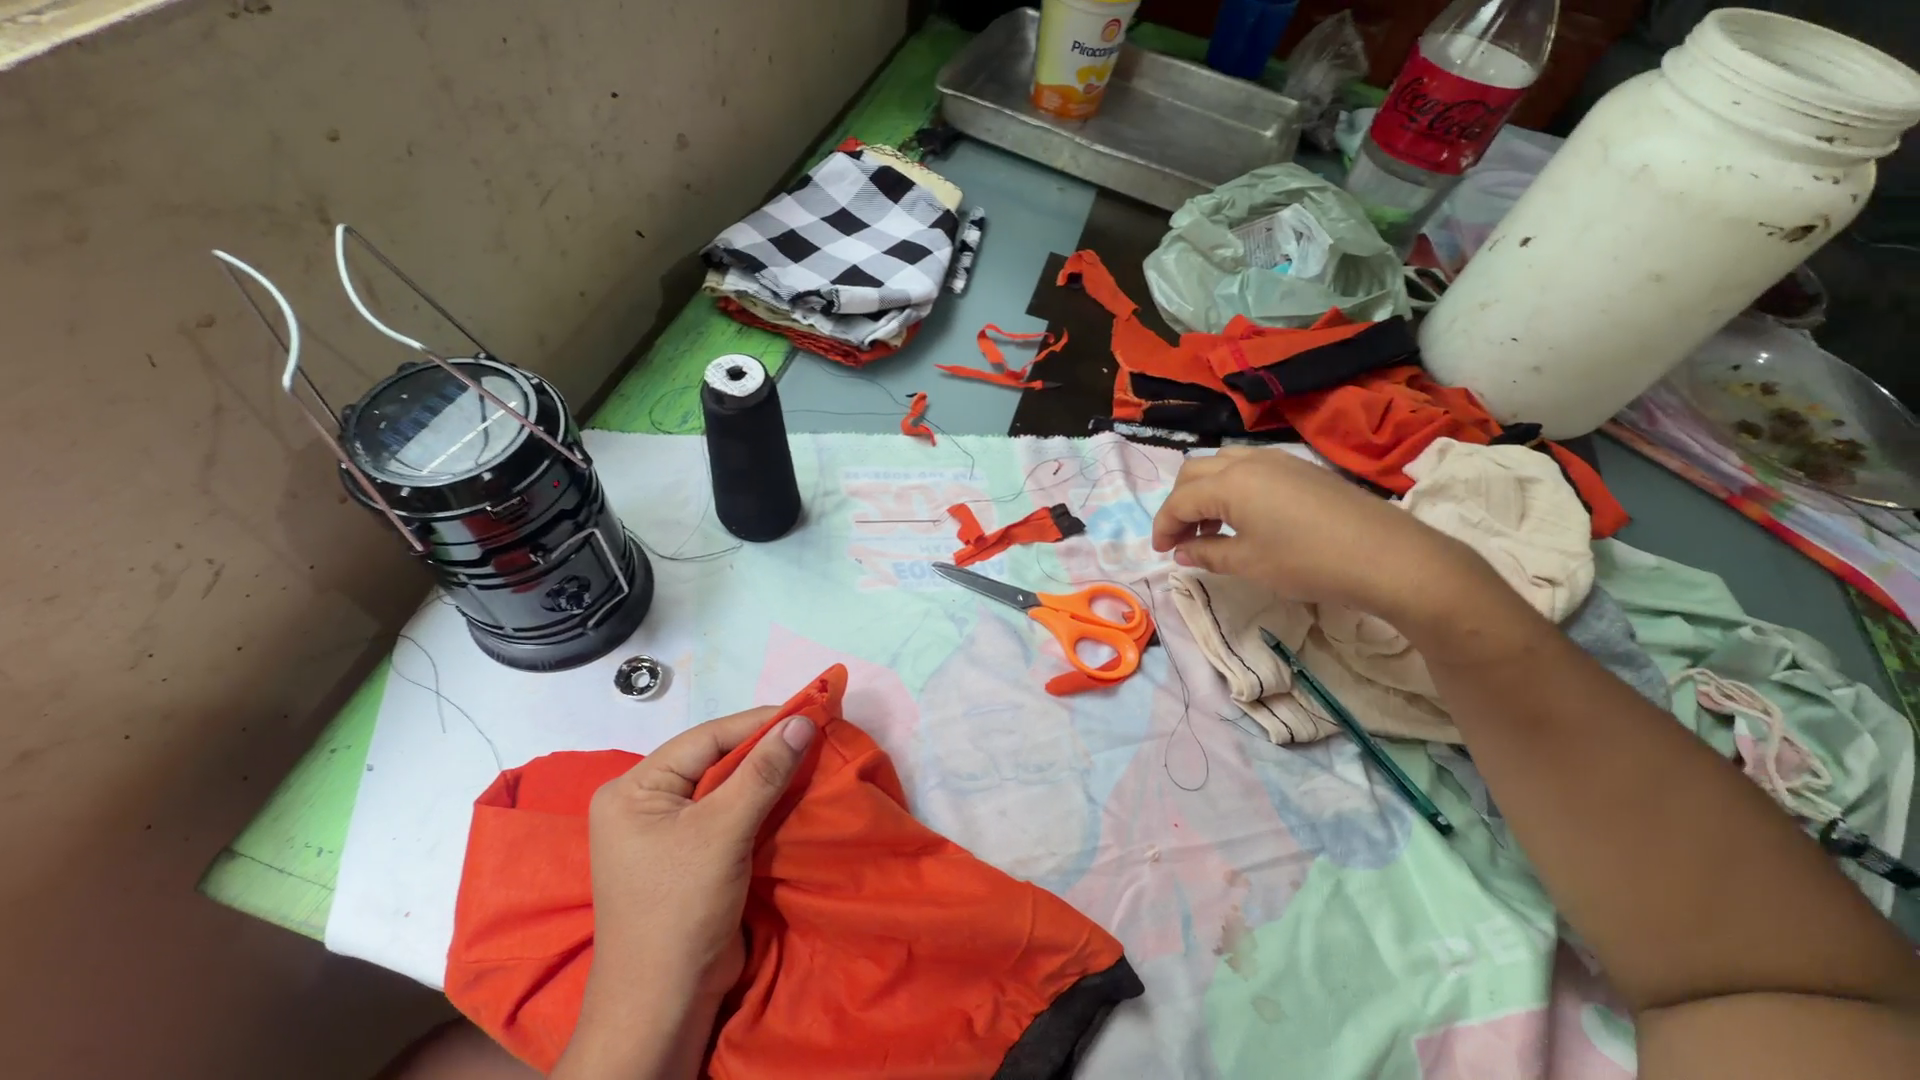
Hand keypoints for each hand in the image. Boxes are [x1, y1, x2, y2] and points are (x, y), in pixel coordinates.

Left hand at [559, 707, 814, 1078]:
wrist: (665, 1002)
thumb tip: (802, 721)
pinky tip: (790, 795)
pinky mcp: (687, 858)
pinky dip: (758, 806)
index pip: (705, 739)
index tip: (808, 712)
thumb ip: (763, 773)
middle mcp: (643, 804)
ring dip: (765, 777)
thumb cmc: (681, 909)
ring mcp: (664, 833)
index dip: (758, 723)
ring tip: (810, 757)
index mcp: (632, 788)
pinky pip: (726, 817)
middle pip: (713, 760)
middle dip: (763, 749)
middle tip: (813, 733)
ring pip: (723, 789)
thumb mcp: (723, 832)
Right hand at [1150, 447, 1491, 627]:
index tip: (1161, 553)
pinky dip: (1233, 488)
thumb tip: (1182, 552)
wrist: (1386, 556)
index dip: (1164, 527)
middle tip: (1183, 539)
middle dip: (1180, 504)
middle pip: (1196, 473)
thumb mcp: (1249, 564)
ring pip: (1223, 465)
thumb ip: (1208, 553)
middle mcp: (1249, 461)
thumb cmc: (1308, 562)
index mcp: (1229, 483)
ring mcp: (1279, 460)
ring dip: (1206, 493)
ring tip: (1213, 529)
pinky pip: (1251, 468)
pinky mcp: (1302, 468)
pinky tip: (1246, 519)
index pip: (1179, 500)